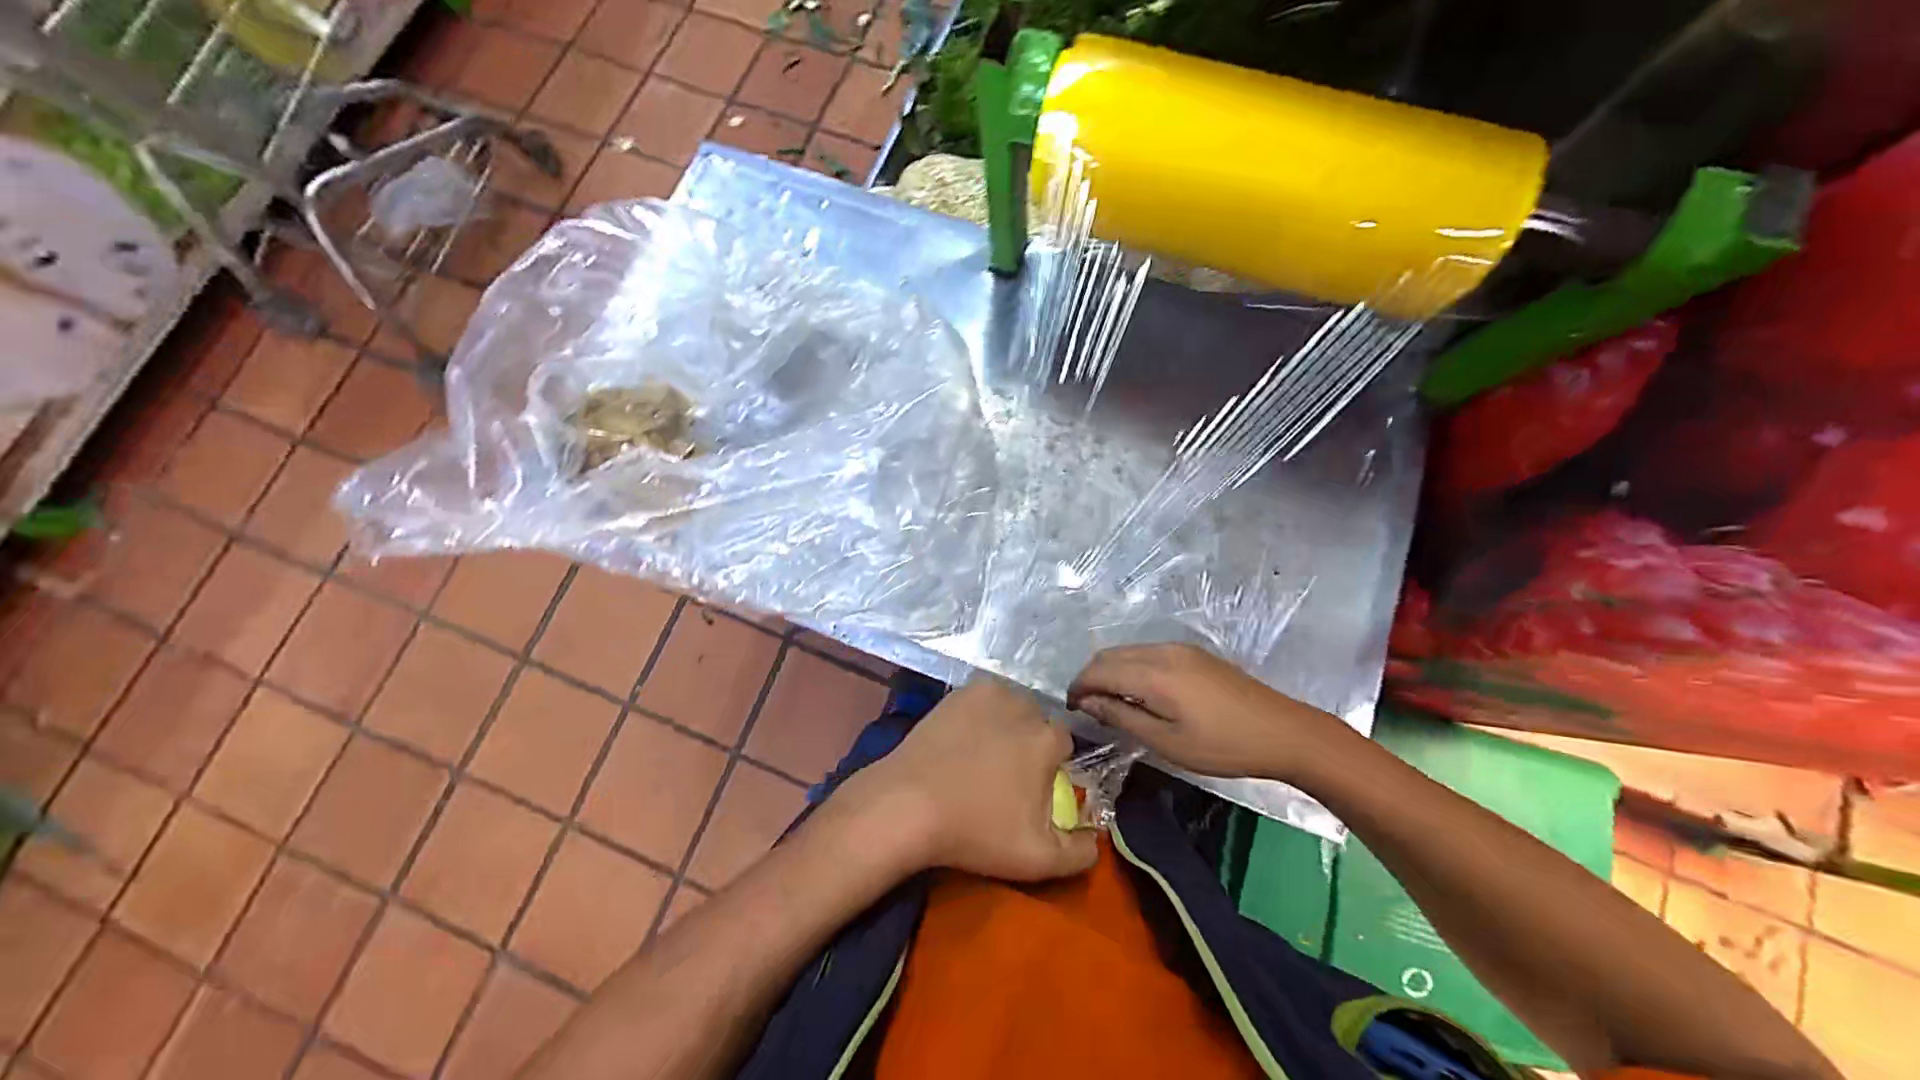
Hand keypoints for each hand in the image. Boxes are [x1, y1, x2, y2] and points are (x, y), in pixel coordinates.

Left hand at [837, 676, 1095, 881]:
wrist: (906, 806)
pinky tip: (959, 741)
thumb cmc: (975, 831)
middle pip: (1037, 723)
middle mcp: (1023, 705)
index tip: (1031, 789)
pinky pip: (980, 702)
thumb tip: (1096, 838)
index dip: (1051, 766)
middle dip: (1029, 743)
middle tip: (1003, 776)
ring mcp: (986, 694)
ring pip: (1009, 708)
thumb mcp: (1038, 860)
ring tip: (979, 756)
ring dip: (1004, 725)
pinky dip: (977, 716)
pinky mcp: (954, 694)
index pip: (1064, 746)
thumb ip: (1081, 852)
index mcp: (1048, 739)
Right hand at [1066, 643, 1356, 781]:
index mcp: (1154, 674)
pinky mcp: (1194, 653)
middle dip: (1090, 677)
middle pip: (1109, 655)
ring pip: (1128, 651)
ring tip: (1109, 703)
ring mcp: (1180, 649)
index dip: (1078, 687)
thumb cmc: (1223, 746)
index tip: (1071, 709)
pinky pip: (1147, 653)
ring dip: (1110, 671)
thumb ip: (1123, 717)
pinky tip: (1138, 693)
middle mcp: (1162, 651)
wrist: (1284, 732)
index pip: (1099, 670)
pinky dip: (1130, 668)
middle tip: (1086, 707)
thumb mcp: (1167, 742)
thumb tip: (1088, 702)